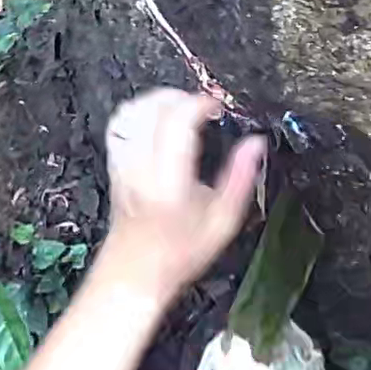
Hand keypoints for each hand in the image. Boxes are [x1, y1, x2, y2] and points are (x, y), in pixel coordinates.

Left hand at [98, 88, 264, 305]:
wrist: (135, 272)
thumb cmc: (180, 252)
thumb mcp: (223, 221)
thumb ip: (241, 178)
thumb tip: (255, 143)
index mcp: (170, 180)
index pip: (179, 122)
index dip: (200, 104)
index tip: (217, 107)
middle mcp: (141, 166)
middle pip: (154, 109)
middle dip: (182, 96)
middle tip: (202, 106)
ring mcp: (123, 163)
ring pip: (133, 111)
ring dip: (160, 99)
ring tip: (182, 107)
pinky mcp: (114, 163)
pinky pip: (120, 123)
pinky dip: (139, 110)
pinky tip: (156, 117)